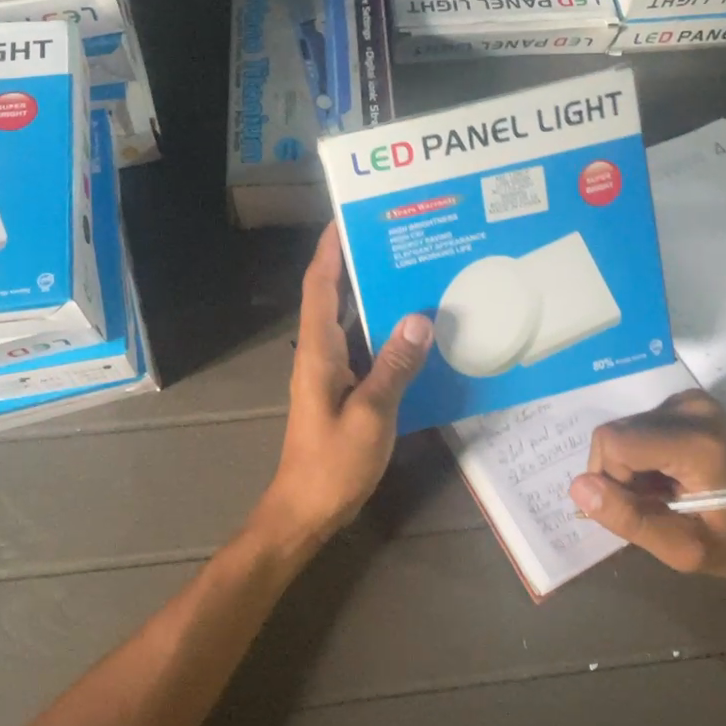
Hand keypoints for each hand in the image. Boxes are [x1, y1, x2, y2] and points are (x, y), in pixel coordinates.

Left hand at [258, 225, 431, 544]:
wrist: (306, 509)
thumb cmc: (332, 464)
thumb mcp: (370, 415)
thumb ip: (394, 367)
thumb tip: (418, 318)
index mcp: (318, 351)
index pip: (320, 285)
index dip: (330, 249)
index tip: (350, 216)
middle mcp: (321, 353)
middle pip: (334, 295)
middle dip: (358, 263)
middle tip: (398, 237)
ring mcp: (331, 372)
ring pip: (351, 321)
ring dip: (374, 296)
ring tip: (414, 271)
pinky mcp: (344, 390)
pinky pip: (364, 348)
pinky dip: (384, 332)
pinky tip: (417, 330)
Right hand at [569, 390, 725, 583]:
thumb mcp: (683, 550)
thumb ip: (630, 519)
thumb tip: (578, 487)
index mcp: (698, 444)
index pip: (614, 443)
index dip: (611, 480)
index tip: (640, 510)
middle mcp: (693, 409)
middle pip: (614, 434)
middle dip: (618, 475)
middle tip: (653, 506)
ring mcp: (691, 401)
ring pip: (622, 430)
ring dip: (629, 467)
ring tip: (664, 493)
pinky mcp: (687, 401)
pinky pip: (637, 426)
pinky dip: (640, 455)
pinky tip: (668, 476)